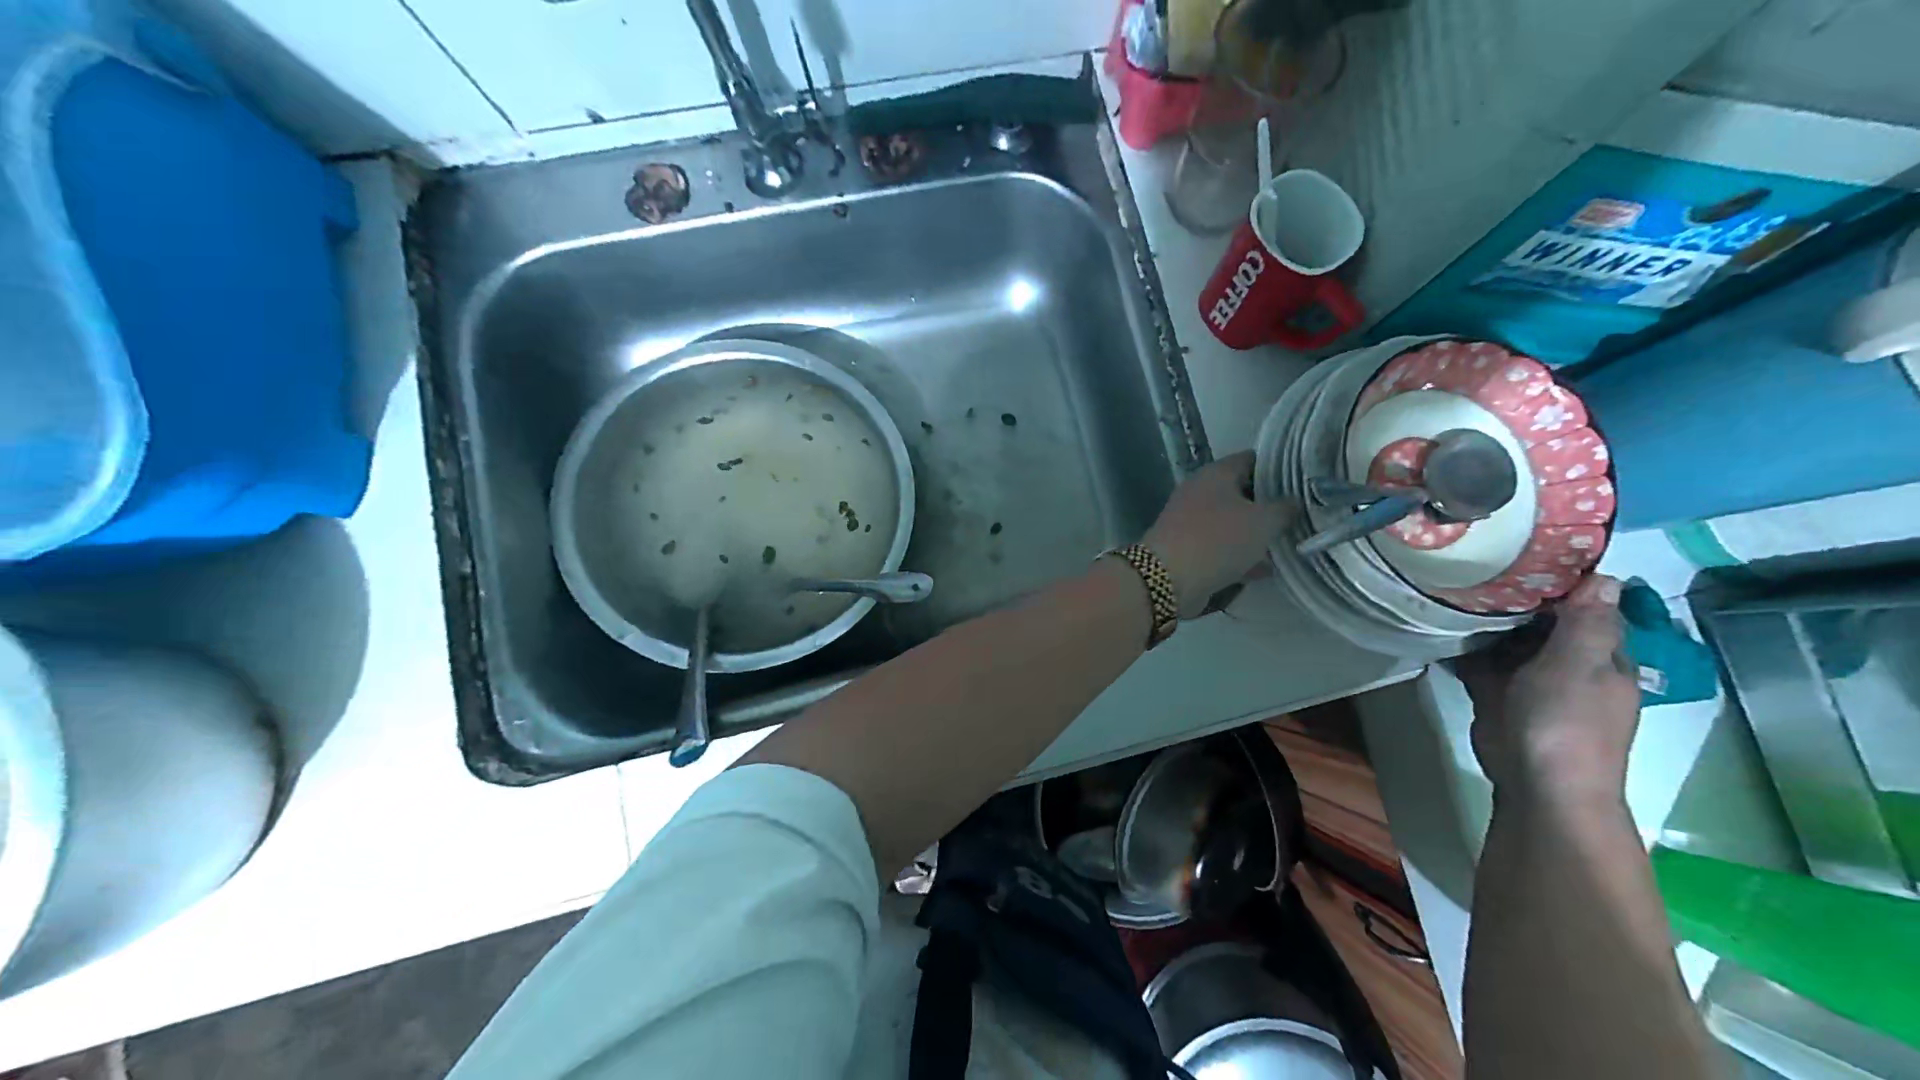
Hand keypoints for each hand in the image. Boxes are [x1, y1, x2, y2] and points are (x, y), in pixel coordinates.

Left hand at [1142, 451, 1295, 617]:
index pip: (1252, 460)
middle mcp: (1200, 492)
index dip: (1279, 468)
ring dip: (1257, 534)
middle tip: (1302, 516)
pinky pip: (1222, 547)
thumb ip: (1284, 509)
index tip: (1305, 481)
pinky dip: (1241, 556)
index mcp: (1215, 474)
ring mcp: (1191, 522)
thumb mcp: (1263, 521)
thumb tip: (1293, 501)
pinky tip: (1265, 570)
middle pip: (1243, 493)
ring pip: (1233, 523)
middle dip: (1270, 506)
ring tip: (1290, 545)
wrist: (1168, 579)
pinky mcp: (1188, 549)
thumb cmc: (1218, 539)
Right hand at [1458, 575, 1640, 806]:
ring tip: (1449, 589)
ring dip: (1485, 623)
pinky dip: (1463, 648)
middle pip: (1541, 622)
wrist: (1538, 785)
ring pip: (1508, 642)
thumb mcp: (1580, 665)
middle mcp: (1569, 665)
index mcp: (1601, 657)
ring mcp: (1531, 682)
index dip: (1558, 583)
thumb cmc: (1565, 722)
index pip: (1584, 608)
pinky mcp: (1497, 696)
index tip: (1519, 555)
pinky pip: (1480, 663)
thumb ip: (1588, 623)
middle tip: (1474, 568)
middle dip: (1514, 600)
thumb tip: (1606, 575)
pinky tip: (1439, 627)